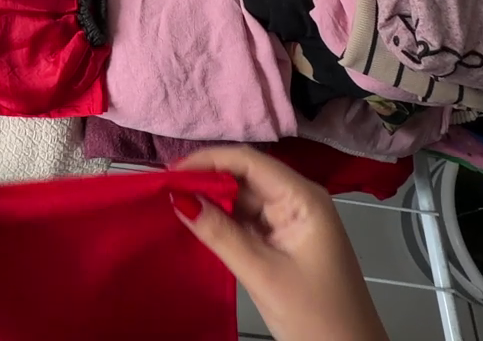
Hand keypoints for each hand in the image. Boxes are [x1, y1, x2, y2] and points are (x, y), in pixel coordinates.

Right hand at [174, 146, 388, 340]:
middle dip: (205, 178)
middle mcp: (297, 199)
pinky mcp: (282, 240)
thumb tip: (177, 197)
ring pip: (242, 196)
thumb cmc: (317, 320)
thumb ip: (219, 233)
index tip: (170, 172)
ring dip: (210, 198)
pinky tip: (196, 219)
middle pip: (244, 174)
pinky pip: (246, 218)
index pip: (249, 161)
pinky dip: (221, 218)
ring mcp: (290, 220)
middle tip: (164, 187)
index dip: (208, 161)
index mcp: (303, 197)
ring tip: (172, 200)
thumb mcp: (263, 274)